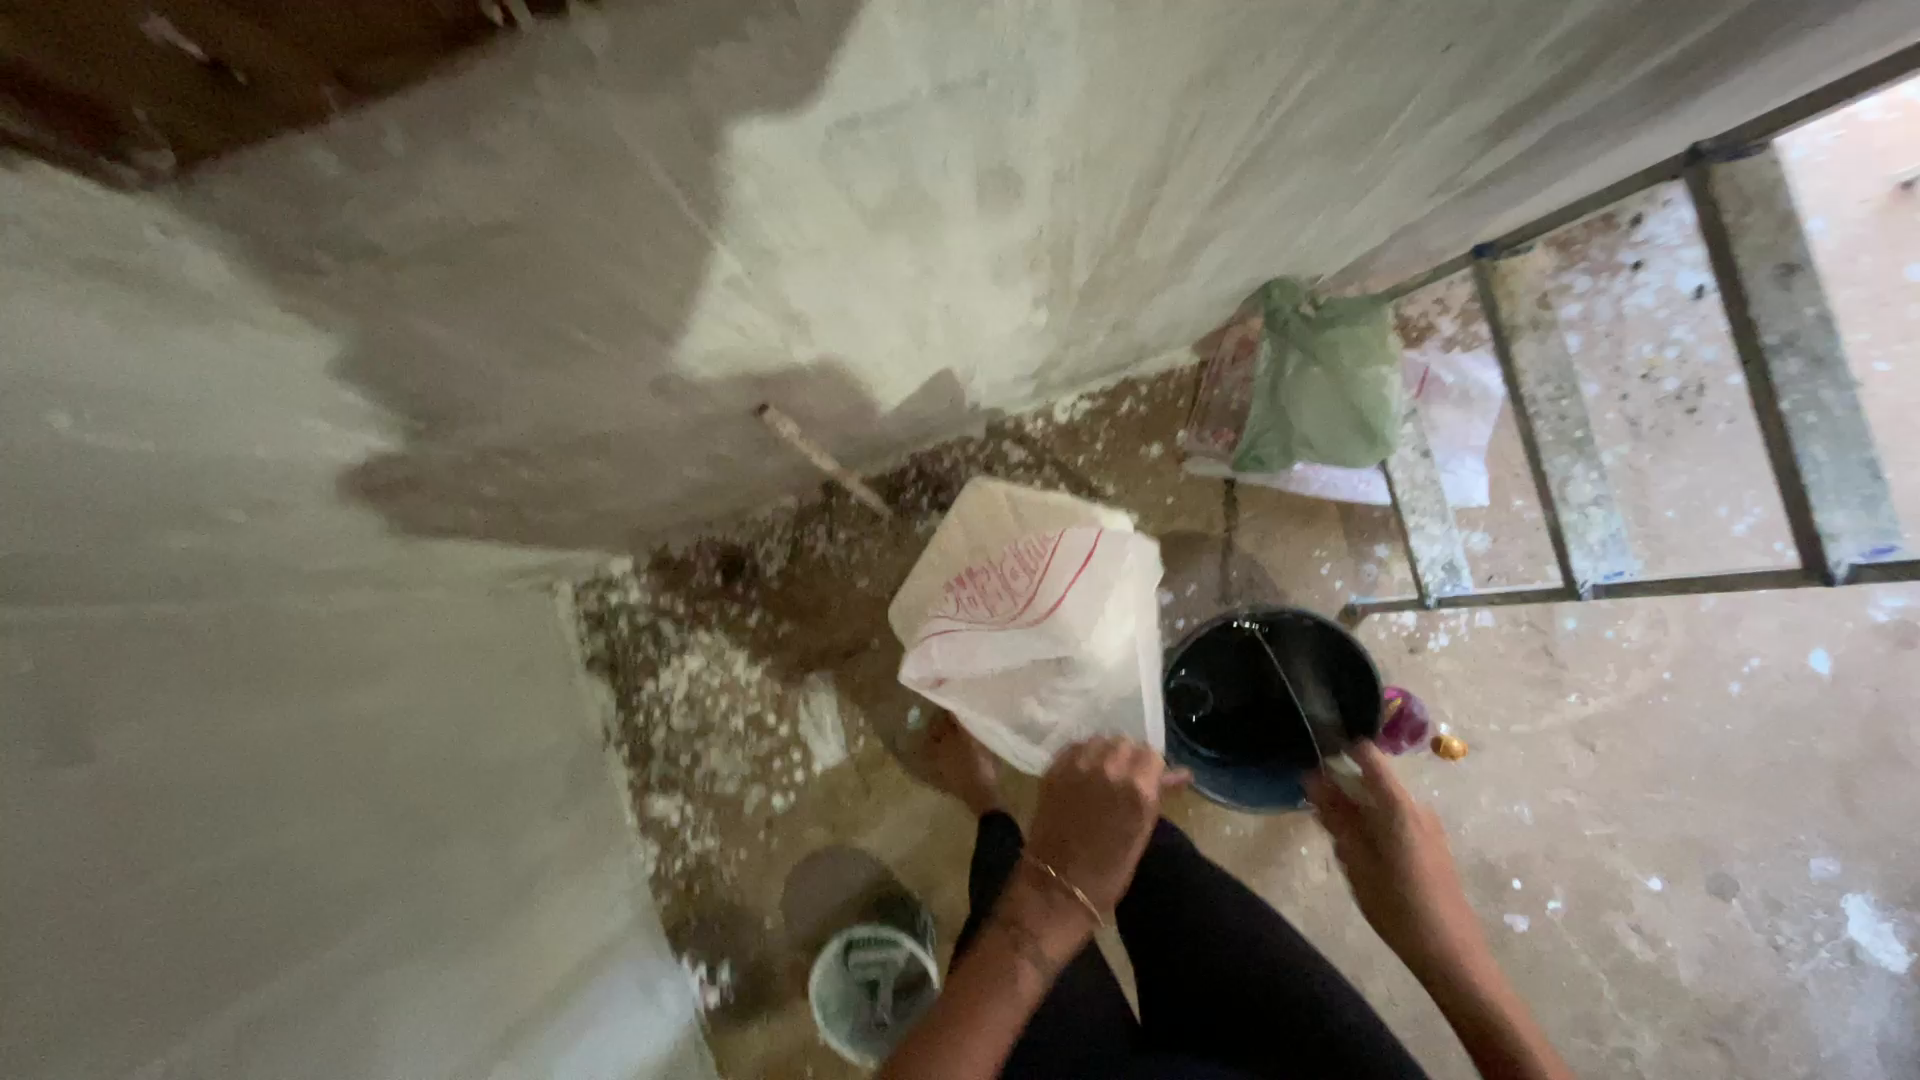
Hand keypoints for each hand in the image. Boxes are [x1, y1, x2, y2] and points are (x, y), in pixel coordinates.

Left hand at [1023, 737, 1189, 911]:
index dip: (1150, 767)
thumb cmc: (1109, 869)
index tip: (1147, 780)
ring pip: (1100, 740)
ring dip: (1105, 752)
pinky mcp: (1054, 769)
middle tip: (1125, 778)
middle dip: (1128, 757)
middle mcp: (1109, 769)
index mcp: (1138, 788)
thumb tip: (1182, 774)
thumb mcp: (1143, 831)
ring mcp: (1078, 766)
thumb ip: (1159, 795)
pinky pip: (1075, 746)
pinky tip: (1083, 773)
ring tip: (1103, 773)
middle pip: (1125, 742)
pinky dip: (1082, 755)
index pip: (1152, 754)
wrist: (1058, 886)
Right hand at [1306, 741, 1486, 977]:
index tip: (1315, 764)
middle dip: (1342, 793)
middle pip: (1372, 782)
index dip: (1340, 752)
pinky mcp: (1431, 845)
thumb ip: (1335, 816)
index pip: (1368, 756)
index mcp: (1398, 806)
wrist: (1452, 954)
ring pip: (1381, 805)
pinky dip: (1373, 830)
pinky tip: (1364, 862)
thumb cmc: (1397, 907)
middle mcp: (1416, 808)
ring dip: (1356, 815)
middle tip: (1321, 820)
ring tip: (1342, 850)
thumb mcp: (1356, 861)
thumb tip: (1313, 777)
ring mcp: (1427, 827)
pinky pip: (1394, 822)